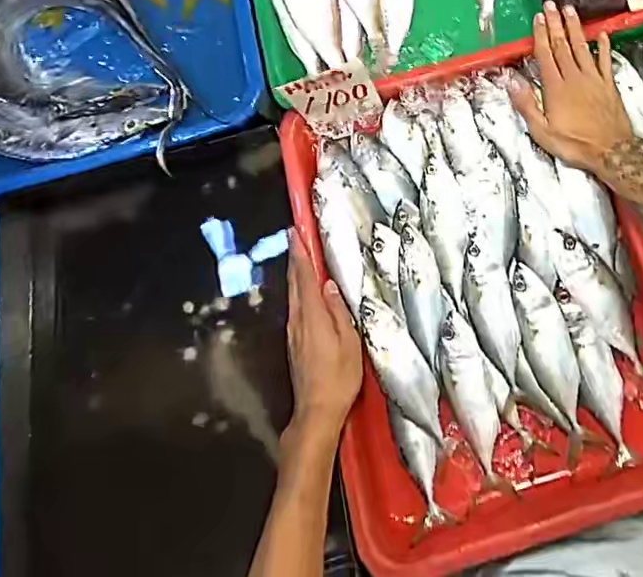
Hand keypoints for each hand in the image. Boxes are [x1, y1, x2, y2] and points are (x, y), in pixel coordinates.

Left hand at [284, 230, 361, 445]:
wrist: (316, 411)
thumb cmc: (338, 377)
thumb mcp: (349, 342)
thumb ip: (339, 311)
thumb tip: (329, 284)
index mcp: (312, 314)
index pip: (304, 276)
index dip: (300, 252)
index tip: (294, 231)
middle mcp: (297, 318)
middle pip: (294, 281)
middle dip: (294, 257)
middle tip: (294, 235)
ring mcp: (293, 330)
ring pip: (292, 293)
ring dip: (295, 272)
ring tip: (299, 255)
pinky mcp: (293, 341)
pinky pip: (294, 306)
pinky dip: (297, 289)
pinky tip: (303, 289)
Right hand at [507, 2, 637, 173]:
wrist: (613, 153)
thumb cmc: (575, 144)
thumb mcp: (542, 131)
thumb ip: (527, 104)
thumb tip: (512, 81)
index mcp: (556, 87)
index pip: (546, 54)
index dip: (541, 34)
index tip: (538, 18)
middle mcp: (575, 78)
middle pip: (562, 45)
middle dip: (556, 23)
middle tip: (551, 4)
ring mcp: (594, 80)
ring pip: (582, 47)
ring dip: (575, 28)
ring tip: (570, 10)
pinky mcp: (609, 85)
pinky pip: (605, 61)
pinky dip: (603, 46)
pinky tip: (602, 34)